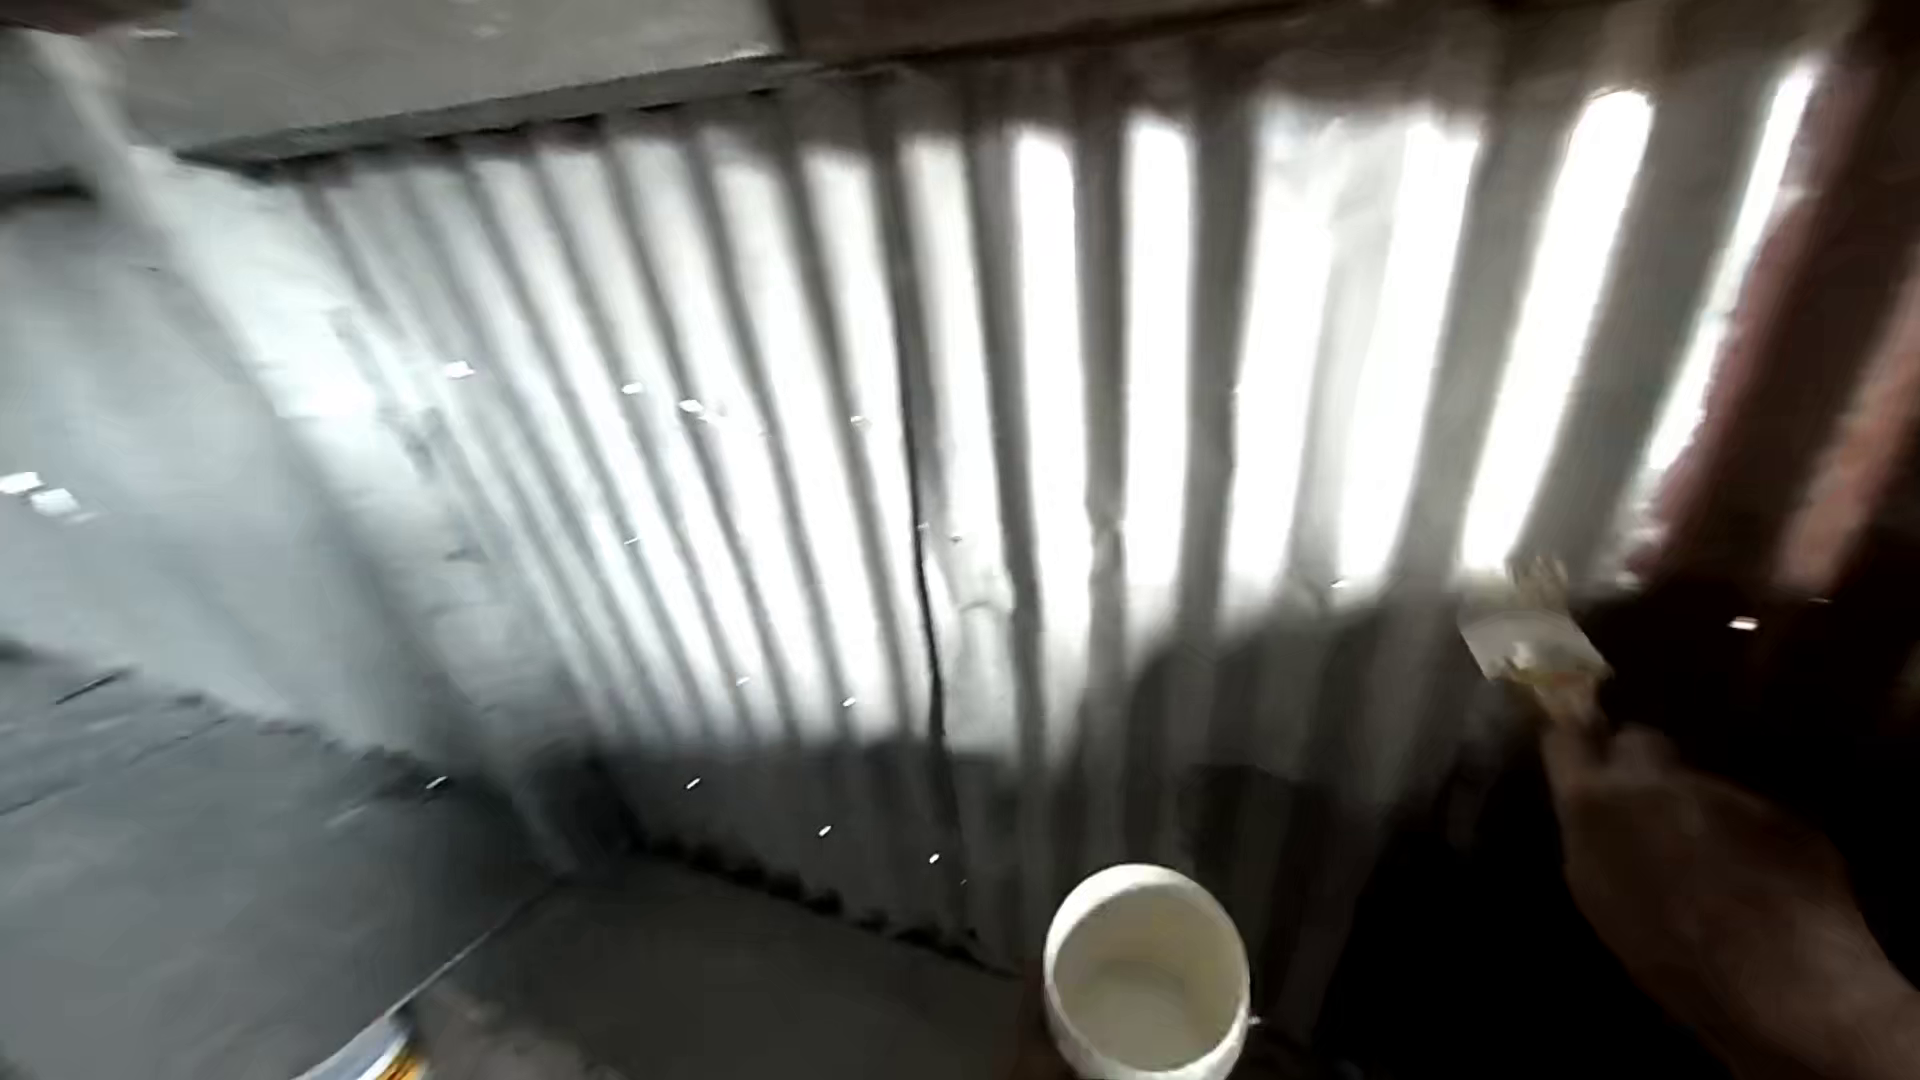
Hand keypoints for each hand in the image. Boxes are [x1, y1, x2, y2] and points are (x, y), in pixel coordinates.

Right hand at [1543, 723, 1919, 1078]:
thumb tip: (1590, 804)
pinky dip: (1748, 834)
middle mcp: (1650, 780)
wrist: (1781, 986)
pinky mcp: (1785, 818)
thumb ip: (1586, 826)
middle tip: (1644, 794)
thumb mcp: (1588, 879)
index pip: (1565, 734)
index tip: (1573, 741)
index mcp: (1590, 796)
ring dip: (1696, 805)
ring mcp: (1723, 795)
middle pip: (1639, 737)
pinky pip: (1753, 814)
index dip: (1570, 736)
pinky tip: (1755, 873)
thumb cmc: (1655, 939)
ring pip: (1699, 783)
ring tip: (1711, 852)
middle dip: (1637, 758)